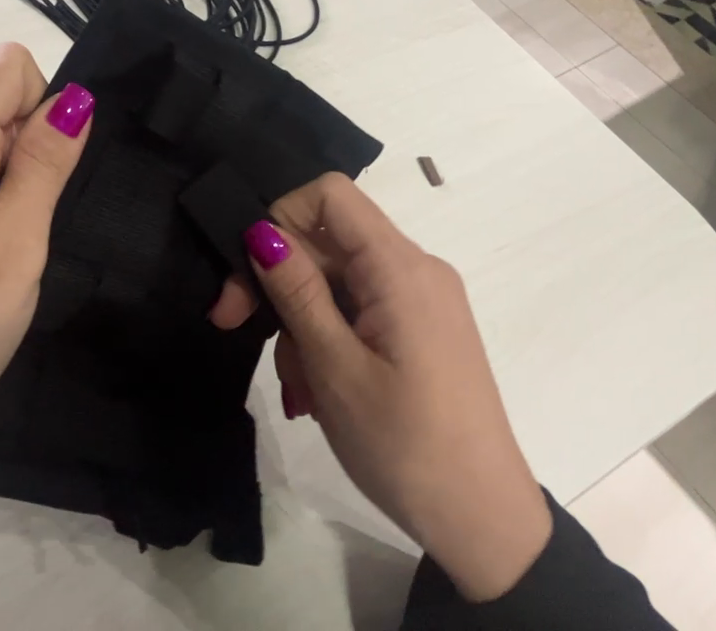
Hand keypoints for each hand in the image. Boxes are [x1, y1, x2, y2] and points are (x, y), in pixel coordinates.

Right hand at [214, 174, 552, 600]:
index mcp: (401, 268)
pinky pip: (357, 309)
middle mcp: (415, 270)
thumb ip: (297, 292)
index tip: (247, 270)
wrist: (483, 522)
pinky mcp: (418, 329)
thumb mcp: (336, 368)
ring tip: (295, 387)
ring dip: (298, 321)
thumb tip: (260, 231)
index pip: (330, 194)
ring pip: (335, 280)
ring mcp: (419, 301)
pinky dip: (325, 337)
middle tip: (232, 326)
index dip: (280, 215)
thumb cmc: (406, 445)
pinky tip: (315, 388)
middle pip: (326, 239)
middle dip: (276, 279)